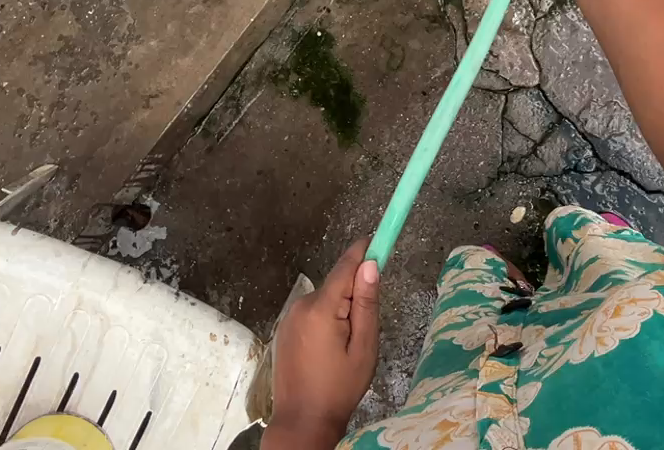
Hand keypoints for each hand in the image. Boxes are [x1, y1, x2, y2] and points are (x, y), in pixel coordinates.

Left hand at [263, 238, 380, 448]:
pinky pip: (312, 312)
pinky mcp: (284, 329)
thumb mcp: (363, 348)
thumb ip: (366, 304)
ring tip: (346, 345)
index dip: (363, 251)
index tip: (379, 239)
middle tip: (365, 326)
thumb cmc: (339, 388)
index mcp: (322, 308)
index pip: (345, 265)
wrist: (301, 424)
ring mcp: (289, 317)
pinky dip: (325, 320)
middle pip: (336, 284)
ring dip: (339, 309)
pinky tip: (328, 350)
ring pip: (325, 299)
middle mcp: (301, 305)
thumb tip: (371, 264)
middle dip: (353, 293)